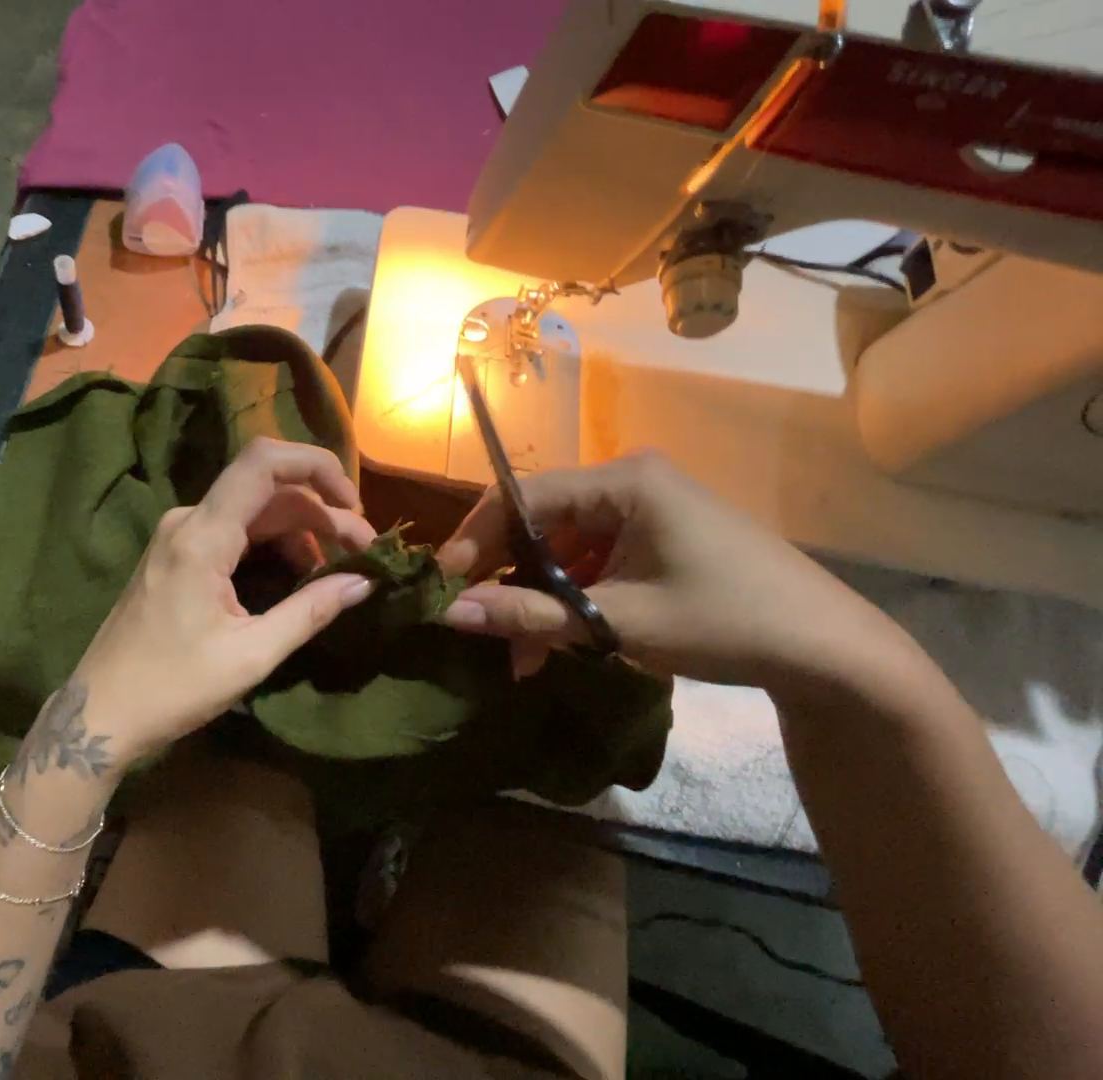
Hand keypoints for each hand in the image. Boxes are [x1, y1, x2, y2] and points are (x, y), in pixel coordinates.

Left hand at [71, 438, 379, 763]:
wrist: (103, 709)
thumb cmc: (172, 687)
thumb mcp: (250, 655)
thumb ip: (309, 611)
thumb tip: (363, 582)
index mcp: (201, 537)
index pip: (262, 463)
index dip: (316, 466)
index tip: (355, 505)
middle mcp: (187, 522)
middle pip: (265, 489)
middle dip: (321, 512)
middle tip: (364, 552)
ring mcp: (177, 537)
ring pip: (251, 511)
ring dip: (299, 531)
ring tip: (336, 571)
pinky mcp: (175, 555)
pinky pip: (232, 532)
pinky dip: (271, 545)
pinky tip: (297, 577)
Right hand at [435, 451, 896, 691]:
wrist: (834, 656)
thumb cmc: (725, 623)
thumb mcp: (617, 622)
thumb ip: (528, 615)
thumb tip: (447, 614)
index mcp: (625, 481)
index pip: (521, 496)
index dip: (474, 539)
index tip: (442, 583)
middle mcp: (630, 483)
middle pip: (538, 523)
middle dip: (507, 579)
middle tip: (480, 626)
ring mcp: (645, 511)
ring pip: (560, 548)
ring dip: (536, 599)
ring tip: (522, 655)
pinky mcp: (655, 539)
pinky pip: (589, 562)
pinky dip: (568, 600)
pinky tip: (558, 642)